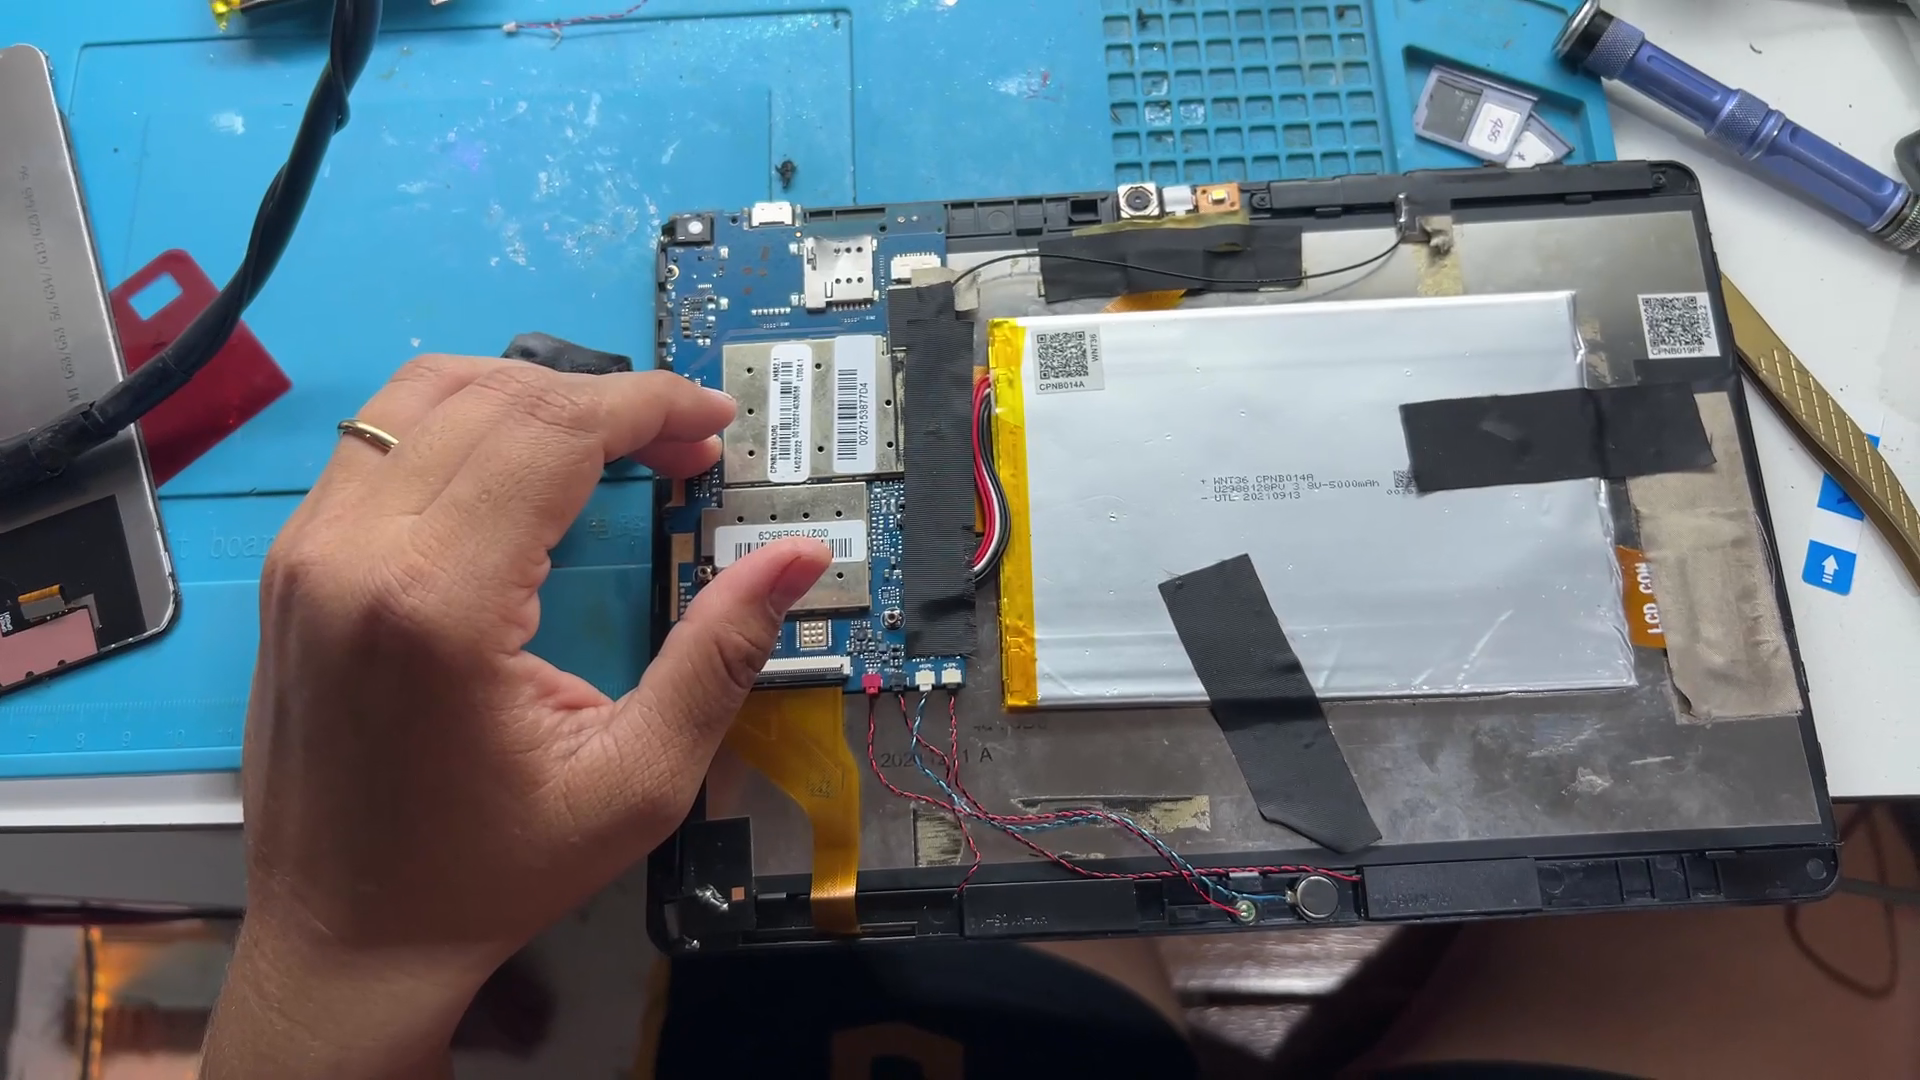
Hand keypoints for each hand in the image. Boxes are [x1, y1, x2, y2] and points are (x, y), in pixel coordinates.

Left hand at [203, 355, 828, 1077]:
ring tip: (625, 444)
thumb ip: (724, 651)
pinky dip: (485, 420)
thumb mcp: (645, 775)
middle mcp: (353, 551)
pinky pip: (392, 435)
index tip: (717, 420)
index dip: (649, 404)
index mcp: (441, 604)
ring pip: (432, 395)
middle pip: (499, 399)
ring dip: (546, 398)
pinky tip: (542, 464)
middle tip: (691, 446)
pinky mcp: (298, 559)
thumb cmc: (504, 865)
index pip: (551, 431)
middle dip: (613, 400)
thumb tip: (802, 555)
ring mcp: (307, 549)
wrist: (348, 939)